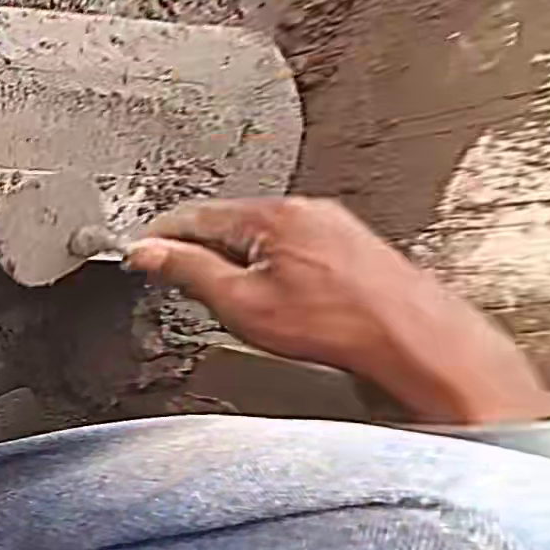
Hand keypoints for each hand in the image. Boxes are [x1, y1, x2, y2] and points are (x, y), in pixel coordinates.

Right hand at [125, 197, 549, 424]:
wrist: (412, 341)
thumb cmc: (335, 323)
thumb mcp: (236, 300)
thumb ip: (184, 269)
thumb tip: (145, 250)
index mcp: (272, 216)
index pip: (190, 215)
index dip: (155, 238)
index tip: (136, 257)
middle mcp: (303, 209)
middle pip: (221, 220)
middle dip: (188, 247)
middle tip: (167, 278)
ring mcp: (327, 223)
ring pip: (250, 232)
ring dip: (222, 256)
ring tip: (213, 291)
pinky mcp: (342, 242)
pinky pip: (279, 241)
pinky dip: (254, 261)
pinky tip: (256, 290)